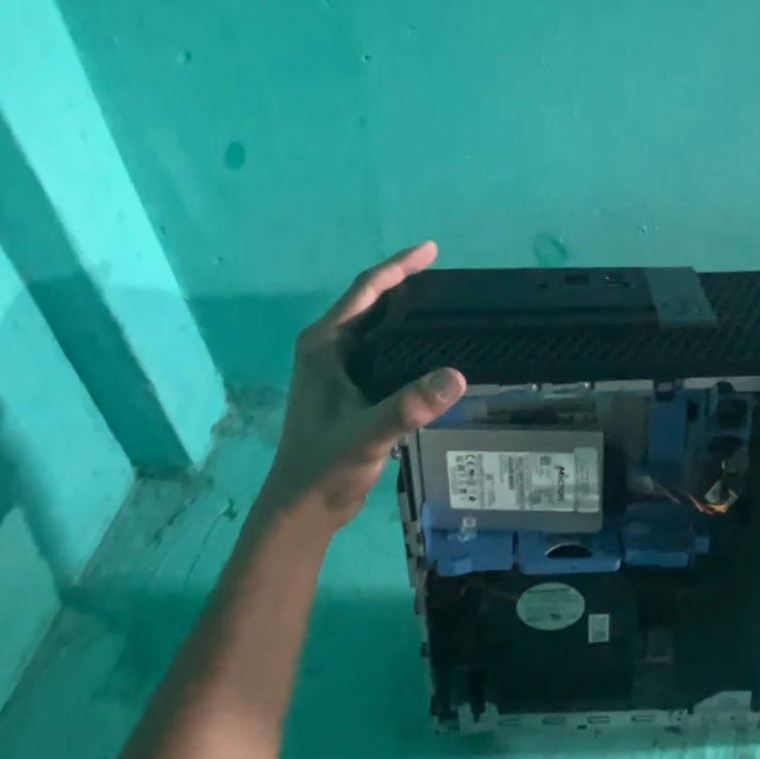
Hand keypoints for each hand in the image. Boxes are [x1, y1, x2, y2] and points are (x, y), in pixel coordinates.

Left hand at [263, 242, 466, 525]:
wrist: (303, 508)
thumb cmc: (324, 466)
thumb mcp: (367, 434)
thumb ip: (408, 406)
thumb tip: (456, 376)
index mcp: (324, 345)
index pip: (365, 291)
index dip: (398, 267)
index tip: (431, 250)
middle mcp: (328, 349)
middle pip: (371, 303)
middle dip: (406, 286)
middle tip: (447, 278)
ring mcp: (337, 370)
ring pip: (377, 329)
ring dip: (407, 315)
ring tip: (446, 306)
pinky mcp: (349, 390)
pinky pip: (382, 353)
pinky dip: (406, 343)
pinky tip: (431, 351)